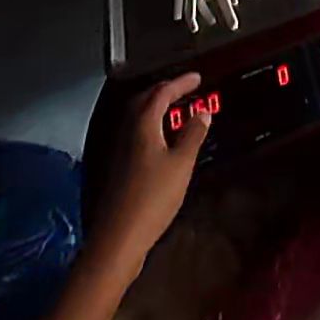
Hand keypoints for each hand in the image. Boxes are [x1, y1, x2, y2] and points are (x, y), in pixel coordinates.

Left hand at [93, 72, 210, 259]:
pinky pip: (137, 134)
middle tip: (184, 88)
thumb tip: (202, 113)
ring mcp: (121, 153)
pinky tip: (164, 139)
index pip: (161, 94)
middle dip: (164, 90)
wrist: (117, 242)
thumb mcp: (182, 164)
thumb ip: (193, 135)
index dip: (180, 83)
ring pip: (138, 118)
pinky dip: (153, 125)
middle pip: (143, 102)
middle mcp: (128, 135)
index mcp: (143, 128)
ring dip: (157, 107)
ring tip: (177, 108)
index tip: (197, 77)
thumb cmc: (152, 198)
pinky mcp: (120, 170)